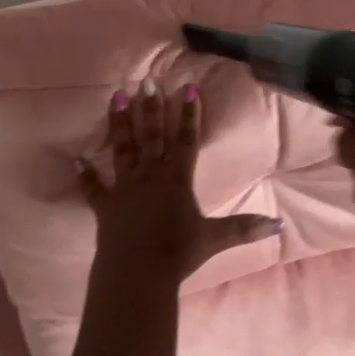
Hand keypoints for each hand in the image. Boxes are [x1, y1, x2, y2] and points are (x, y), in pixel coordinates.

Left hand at [78, 79, 282, 282]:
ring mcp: (125, 188)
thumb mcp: (214, 239)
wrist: (138, 274)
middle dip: (150, 106)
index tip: (187, 87)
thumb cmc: (178, 254)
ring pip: (123, 148)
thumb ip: (245, 228)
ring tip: (116, 96)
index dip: (188, 113)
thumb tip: (278, 224)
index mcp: (176, 179)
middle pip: (151, 134)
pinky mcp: (105, 205)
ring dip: (119, 123)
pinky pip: (93, 187)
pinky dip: (84, 174)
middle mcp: (150, 175)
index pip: (185, 139)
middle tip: (146, 80)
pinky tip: (76, 158)